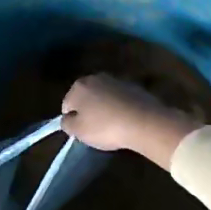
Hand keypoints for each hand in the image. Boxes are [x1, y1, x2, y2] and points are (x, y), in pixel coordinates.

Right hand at [61, 73, 200, 168]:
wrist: (144, 121)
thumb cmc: (105, 127)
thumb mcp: (78, 131)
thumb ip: (67, 123)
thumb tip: (67, 118)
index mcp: (78, 86)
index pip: (66, 105)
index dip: (71, 119)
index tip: (81, 131)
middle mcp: (95, 78)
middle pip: (85, 97)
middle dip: (87, 110)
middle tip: (95, 128)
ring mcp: (116, 80)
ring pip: (103, 96)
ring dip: (104, 107)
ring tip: (112, 125)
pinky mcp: (133, 86)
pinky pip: (119, 98)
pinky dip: (119, 107)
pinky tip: (125, 120)